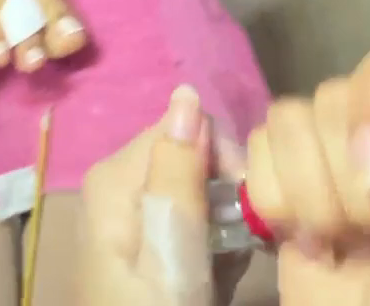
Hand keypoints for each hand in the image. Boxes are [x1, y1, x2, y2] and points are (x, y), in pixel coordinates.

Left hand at [78, 86, 249, 305]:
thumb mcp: (169, 254)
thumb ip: (177, 175)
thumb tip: (186, 92)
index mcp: (116, 177)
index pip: (183, 128)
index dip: (226, 159)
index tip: (253, 205)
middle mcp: (121, 186)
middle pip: (192, 157)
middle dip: (229, 192)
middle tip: (248, 242)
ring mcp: (136, 221)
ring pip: (201, 194)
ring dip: (229, 223)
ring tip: (236, 263)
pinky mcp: (154, 252)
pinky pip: (197, 227)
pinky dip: (219, 247)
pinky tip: (224, 277)